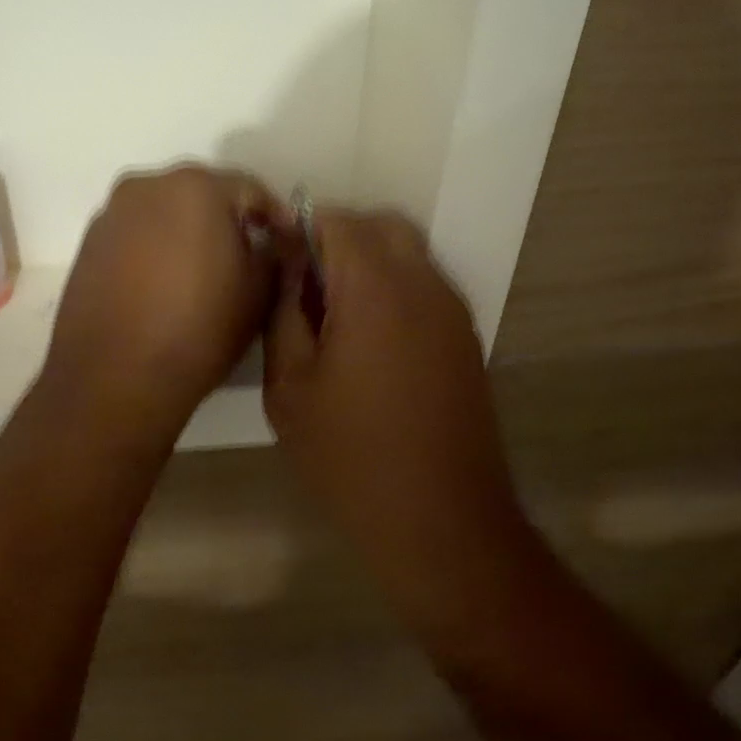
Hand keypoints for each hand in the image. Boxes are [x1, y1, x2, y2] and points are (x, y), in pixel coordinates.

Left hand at [43, 164, 279, 423]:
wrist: (115, 376)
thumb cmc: (200, 329)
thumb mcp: (259, 293)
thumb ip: (273, 254)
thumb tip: (271, 242)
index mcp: (196, 187)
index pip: (250, 189)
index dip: (276, 216)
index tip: (287, 242)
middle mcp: (147, 186)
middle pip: (201, 195)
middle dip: (226, 220)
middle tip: (247, 254)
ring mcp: (111, 215)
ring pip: (163, 214)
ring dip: (186, 234)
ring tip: (202, 273)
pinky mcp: (87, 245)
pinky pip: (135, 237)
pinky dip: (154, 251)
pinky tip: (164, 286)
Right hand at [263, 208, 516, 550]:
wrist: (440, 520)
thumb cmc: (350, 457)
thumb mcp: (289, 388)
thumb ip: (284, 314)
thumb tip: (288, 269)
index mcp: (375, 289)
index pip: (336, 220)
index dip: (299, 229)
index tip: (275, 262)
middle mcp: (423, 285)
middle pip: (379, 227)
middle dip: (336, 241)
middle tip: (302, 288)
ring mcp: (452, 311)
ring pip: (407, 254)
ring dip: (368, 265)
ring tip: (332, 317)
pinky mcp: (465, 339)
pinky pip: (425, 287)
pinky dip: (393, 290)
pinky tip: (368, 342)